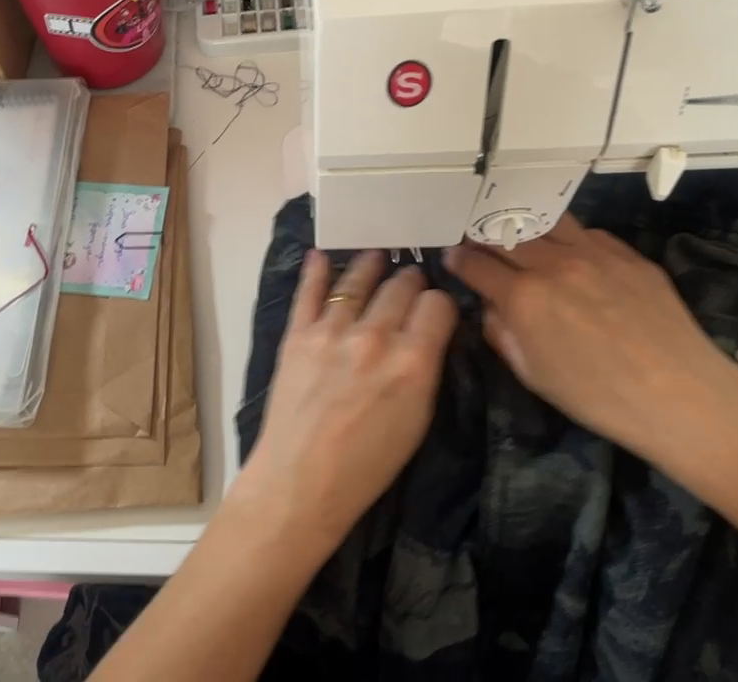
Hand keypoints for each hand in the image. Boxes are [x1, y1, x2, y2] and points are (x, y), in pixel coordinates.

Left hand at [236, 250, 457, 549]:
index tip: (437, 305)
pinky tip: (321, 256)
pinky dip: (315, 271)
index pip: (437, 305)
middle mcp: (374, 336)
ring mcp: (331, 330)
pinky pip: (309, 293)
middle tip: (410, 278)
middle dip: (409, 281)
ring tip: (376, 257)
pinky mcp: (298, 334)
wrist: (302, 480)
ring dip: (369, 266)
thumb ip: (424, 369)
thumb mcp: (417, 420)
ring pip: (356, 282)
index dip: (440, 302)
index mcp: (412, 361)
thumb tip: (428, 336)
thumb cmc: (368, 465)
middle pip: (399, 287)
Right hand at [443, 215, 737, 455]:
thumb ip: (502, 334)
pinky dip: (569, 239)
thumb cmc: (598, 397)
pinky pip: (588, 233)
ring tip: (521, 237)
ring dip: (525, 227)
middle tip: (479, 244)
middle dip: (484, 237)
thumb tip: (491, 308)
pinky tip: (571, 255)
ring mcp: (595, 254)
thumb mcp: (533, 375)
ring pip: (546, 220)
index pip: (475, 263)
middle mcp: (554, 264)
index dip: (458, 260)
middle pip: (504, 234)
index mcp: (524, 297)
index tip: (452, 259)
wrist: (682, 398)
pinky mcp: (629, 255)